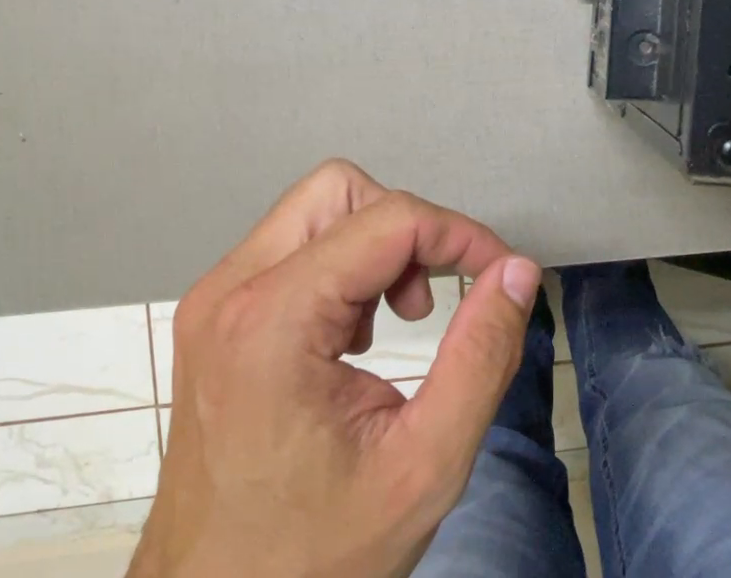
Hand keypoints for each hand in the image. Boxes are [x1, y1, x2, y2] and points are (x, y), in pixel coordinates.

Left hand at [128, 160, 541, 577]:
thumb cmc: (313, 553)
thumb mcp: (426, 462)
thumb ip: (483, 356)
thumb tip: (516, 273)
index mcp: (273, 321)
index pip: (390, 219)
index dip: (462, 234)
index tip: (501, 273)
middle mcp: (231, 293)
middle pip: (340, 189)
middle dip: (409, 229)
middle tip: (436, 297)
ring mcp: (214, 302)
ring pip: (315, 212)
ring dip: (376, 249)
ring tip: (397, 322)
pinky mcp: (216, 318)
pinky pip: (292, 250)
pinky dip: (343, 269)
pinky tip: (355, 339)